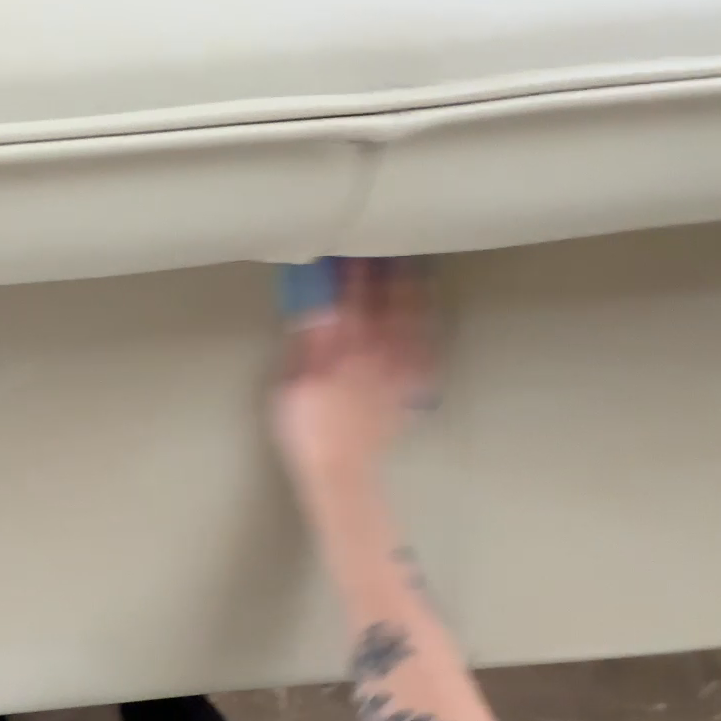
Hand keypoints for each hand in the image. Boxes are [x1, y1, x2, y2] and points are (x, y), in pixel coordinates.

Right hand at [273, 258, 433, 495]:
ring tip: (419, 276)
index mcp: (343, 349)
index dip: (353, 274)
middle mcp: (376, 354)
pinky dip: (429, 340)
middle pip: (390, 307)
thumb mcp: (289, 384)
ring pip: (414, 327)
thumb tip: (315, 310)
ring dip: (417, 298)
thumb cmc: (304, 427)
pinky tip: (430, 329)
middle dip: (392, 276)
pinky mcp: (408, 394)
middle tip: (395, 252)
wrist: (339, 469)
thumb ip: (306, 345)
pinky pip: (426, 360)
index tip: (353, 251)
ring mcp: (398, 374)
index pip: (351, 301)